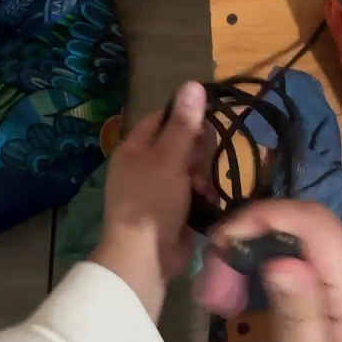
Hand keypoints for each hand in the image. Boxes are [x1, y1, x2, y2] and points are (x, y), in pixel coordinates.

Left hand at [91, 81, 205, 317]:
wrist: (145, 258)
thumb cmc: (153, 201)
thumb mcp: (170, 158)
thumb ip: (184, 124)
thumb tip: (193, 84)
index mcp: (134, 149)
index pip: (163, 118)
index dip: (185, 118)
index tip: (206, 127)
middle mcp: (143, 166)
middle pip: (180, 143)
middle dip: (196, 153)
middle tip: (199, 166)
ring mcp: (156, 190)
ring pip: (190, 168)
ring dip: (202, 176)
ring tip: (203, 189)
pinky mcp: (170, 210)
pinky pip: (192, 191)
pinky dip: (201, 195)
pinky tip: (207, 201)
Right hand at [206, 200, 341, 341]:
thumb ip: (298, 317)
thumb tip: (280, 261)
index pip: (315, 223)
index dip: (265, 217)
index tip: (221, 242)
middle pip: (302, 220)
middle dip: (250, 235)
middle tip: (212, 280)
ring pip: (297, 229)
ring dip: (254, 247)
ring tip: (221, 291)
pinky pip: (302, 245)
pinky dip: (267, 257)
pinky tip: (243, 289)